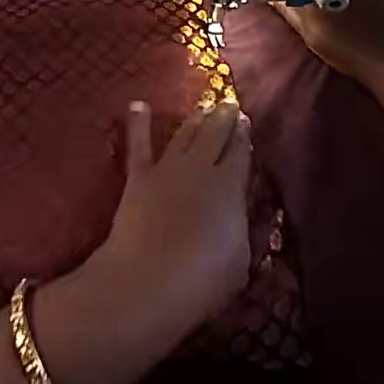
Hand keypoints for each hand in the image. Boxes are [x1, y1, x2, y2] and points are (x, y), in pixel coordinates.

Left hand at [86, 101, 251, 340]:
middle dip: (223, 118)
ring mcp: (166, 168)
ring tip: (203, 108)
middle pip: (214, 135)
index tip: (246, 121)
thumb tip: (237, 208)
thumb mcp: (240, 258)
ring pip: (183, 134)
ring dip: (195, 119)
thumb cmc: (204, 279)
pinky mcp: (138, 176)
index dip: (243, 136)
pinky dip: (138, 122)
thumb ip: (240, 225)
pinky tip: (138, 104)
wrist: (148, 278)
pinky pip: (138, 144)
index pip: (240, 154)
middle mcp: (199, 168)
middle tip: (229, 105)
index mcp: (229, 187)